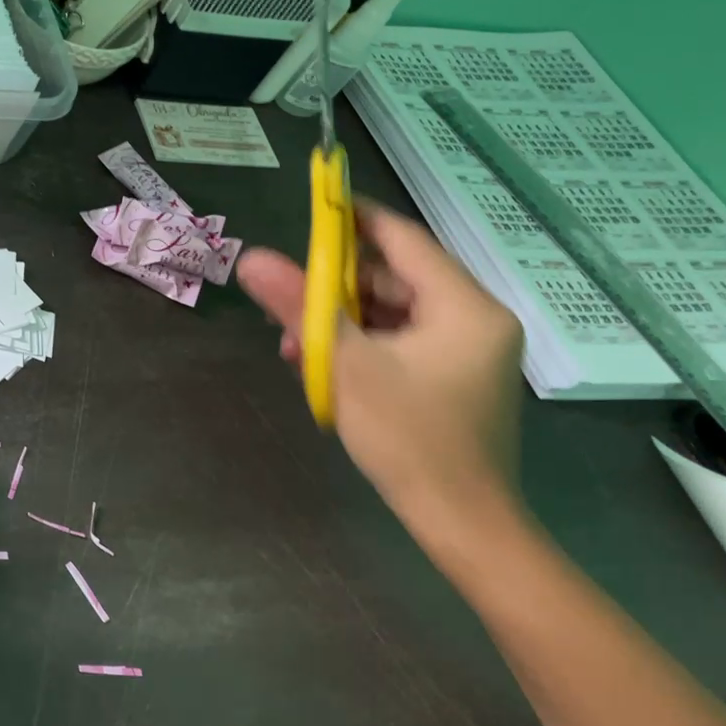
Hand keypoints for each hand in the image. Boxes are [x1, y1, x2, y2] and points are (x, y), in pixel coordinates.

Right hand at [237, 202, 526, 522]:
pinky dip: (357, 344)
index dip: (354, 217)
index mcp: (465, 307)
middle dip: (333, 285)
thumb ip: (299, 306)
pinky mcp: (451, 378)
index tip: (309, 204)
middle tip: (284, 295)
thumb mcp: (344, 365)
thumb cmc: (409, 437)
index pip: (404, 239)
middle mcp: (474, 320)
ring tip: (292, 343)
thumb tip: (251, 257)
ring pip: (390, 312)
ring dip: (338, 320)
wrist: (461, 521)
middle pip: (393, 277)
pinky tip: (319, 365)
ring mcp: (466, 351)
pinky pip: (397, 341)